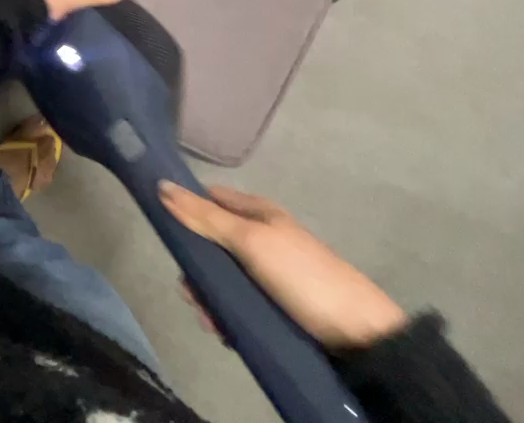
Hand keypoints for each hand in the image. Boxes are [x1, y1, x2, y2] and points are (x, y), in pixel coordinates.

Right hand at [159, 182, 407, 350]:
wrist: (362, 339)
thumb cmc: (303, 277)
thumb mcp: (250, 241)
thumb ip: (204, 216)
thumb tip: (160, 184)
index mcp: (258, 214)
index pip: (209, 199)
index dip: (185, 209)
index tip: (165, 231)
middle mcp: (261, 239)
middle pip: (210, 244)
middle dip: (194, 268)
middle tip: (190, 292)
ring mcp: (268, 275)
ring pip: (221, 278)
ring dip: (207, 296)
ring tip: (209, 320)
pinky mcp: (274, 306)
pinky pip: (237, 304)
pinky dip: (225, 315)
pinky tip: (223, 330)